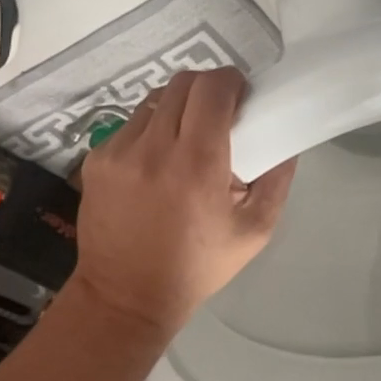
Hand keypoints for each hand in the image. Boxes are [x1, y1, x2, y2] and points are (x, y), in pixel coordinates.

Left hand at [73, 67, 297, 335]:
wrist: (126, 298)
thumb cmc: (197, 266)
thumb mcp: (254, 231)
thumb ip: (276, 179)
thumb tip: (284, 139)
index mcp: (197, 164)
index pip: (211, 89)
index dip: (231, 82)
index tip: (241, 98)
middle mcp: (153, 149)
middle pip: (182, 83)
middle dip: (206, 89)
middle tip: (220, 113)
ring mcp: (118, 152)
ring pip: (154, 99)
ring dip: (177, 107)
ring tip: (186, 137)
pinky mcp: (96, 160)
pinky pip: (131, 124)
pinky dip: (150, 130)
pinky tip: (157, 161)